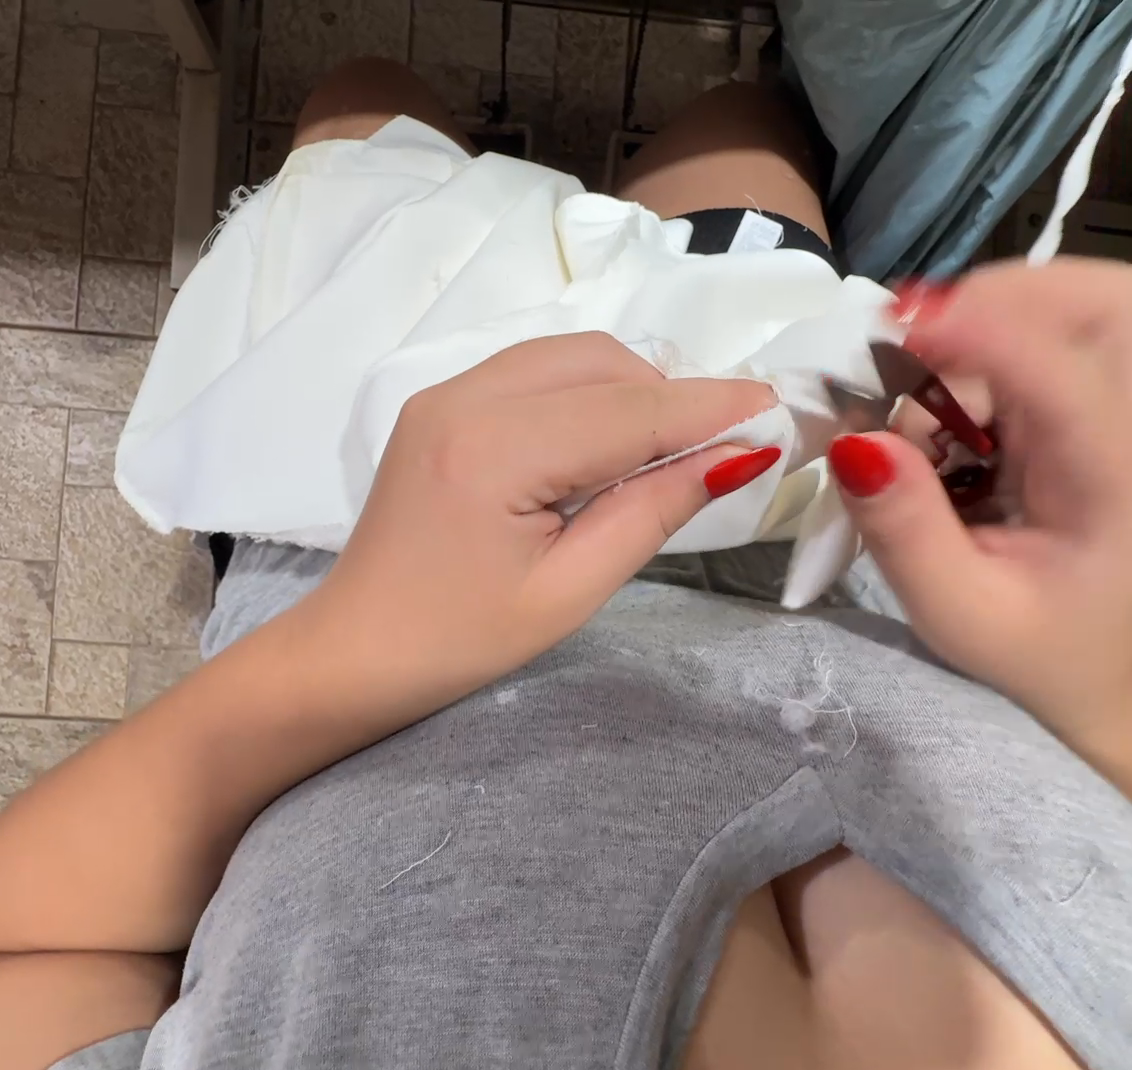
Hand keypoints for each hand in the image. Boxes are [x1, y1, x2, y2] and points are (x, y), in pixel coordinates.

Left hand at [294, 332, 777, 719]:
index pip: (628, 412)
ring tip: (663, 448)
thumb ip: (649, 513)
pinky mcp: (437, 405)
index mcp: (495, 451)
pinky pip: (531, 373)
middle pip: (599, 362)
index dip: (709, 407)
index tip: (777, 406)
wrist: (353, 650)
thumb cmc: (458, 643)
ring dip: (628, 388)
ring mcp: (443, 393)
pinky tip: (601, 441)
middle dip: (669, 394)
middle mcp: (464, 398)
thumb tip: (732, 456)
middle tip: (718, 445)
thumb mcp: (568, 592)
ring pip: (566, 357)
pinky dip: (583, 392)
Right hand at [828, 259, 1131, 730]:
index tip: (889, 330)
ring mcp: (1102, 418)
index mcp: (1118, 483)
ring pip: (1059, 316)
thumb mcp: (952, 610)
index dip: (980, 332)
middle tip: (912, 334)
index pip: (1065, 371)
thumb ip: (905, 531)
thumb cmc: (1023, 652)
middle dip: (1004, 295)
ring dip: (965, 337)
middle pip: (1105, 304)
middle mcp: (1127, 431)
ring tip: (901, 409)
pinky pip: (1021, 349)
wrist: (1074, 672)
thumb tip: (856, 441)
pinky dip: (957, 362)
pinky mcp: (1067, 417)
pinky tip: (921, 422)